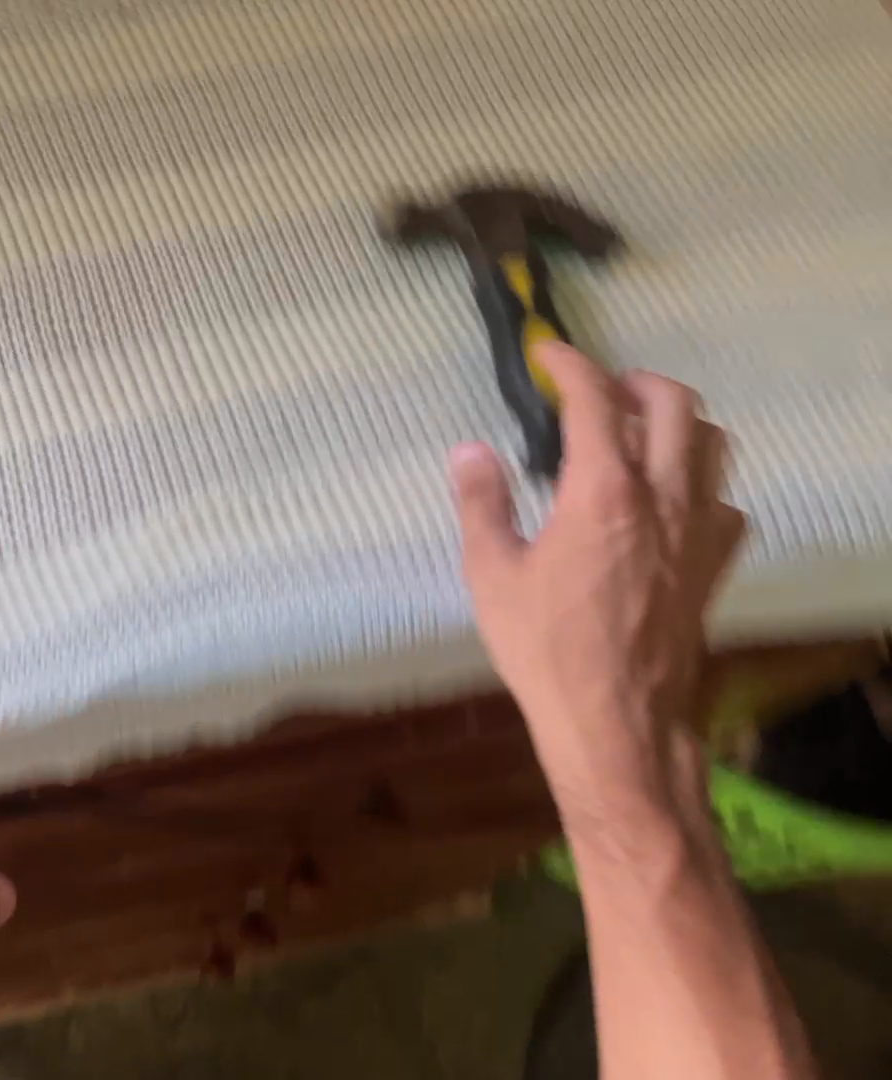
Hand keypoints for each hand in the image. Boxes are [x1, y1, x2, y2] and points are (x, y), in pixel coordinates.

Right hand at [449, 343, 746, 847]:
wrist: (617, 712)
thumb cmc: (540, 641)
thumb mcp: (489, 571)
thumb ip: (481, 503)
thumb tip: (468, 450)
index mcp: (600, 495)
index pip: (595, 406)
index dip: (571, 368)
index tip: (548, 352)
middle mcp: (663, 499)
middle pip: (676, 409)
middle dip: (635, 382)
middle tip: (596, 387)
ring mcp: (700, 531)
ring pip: (713, 447)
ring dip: (676, 423)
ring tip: (635, 431)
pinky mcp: (715, 563)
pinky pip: (721, 498)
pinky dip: (693, 480)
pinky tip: (662, 502)